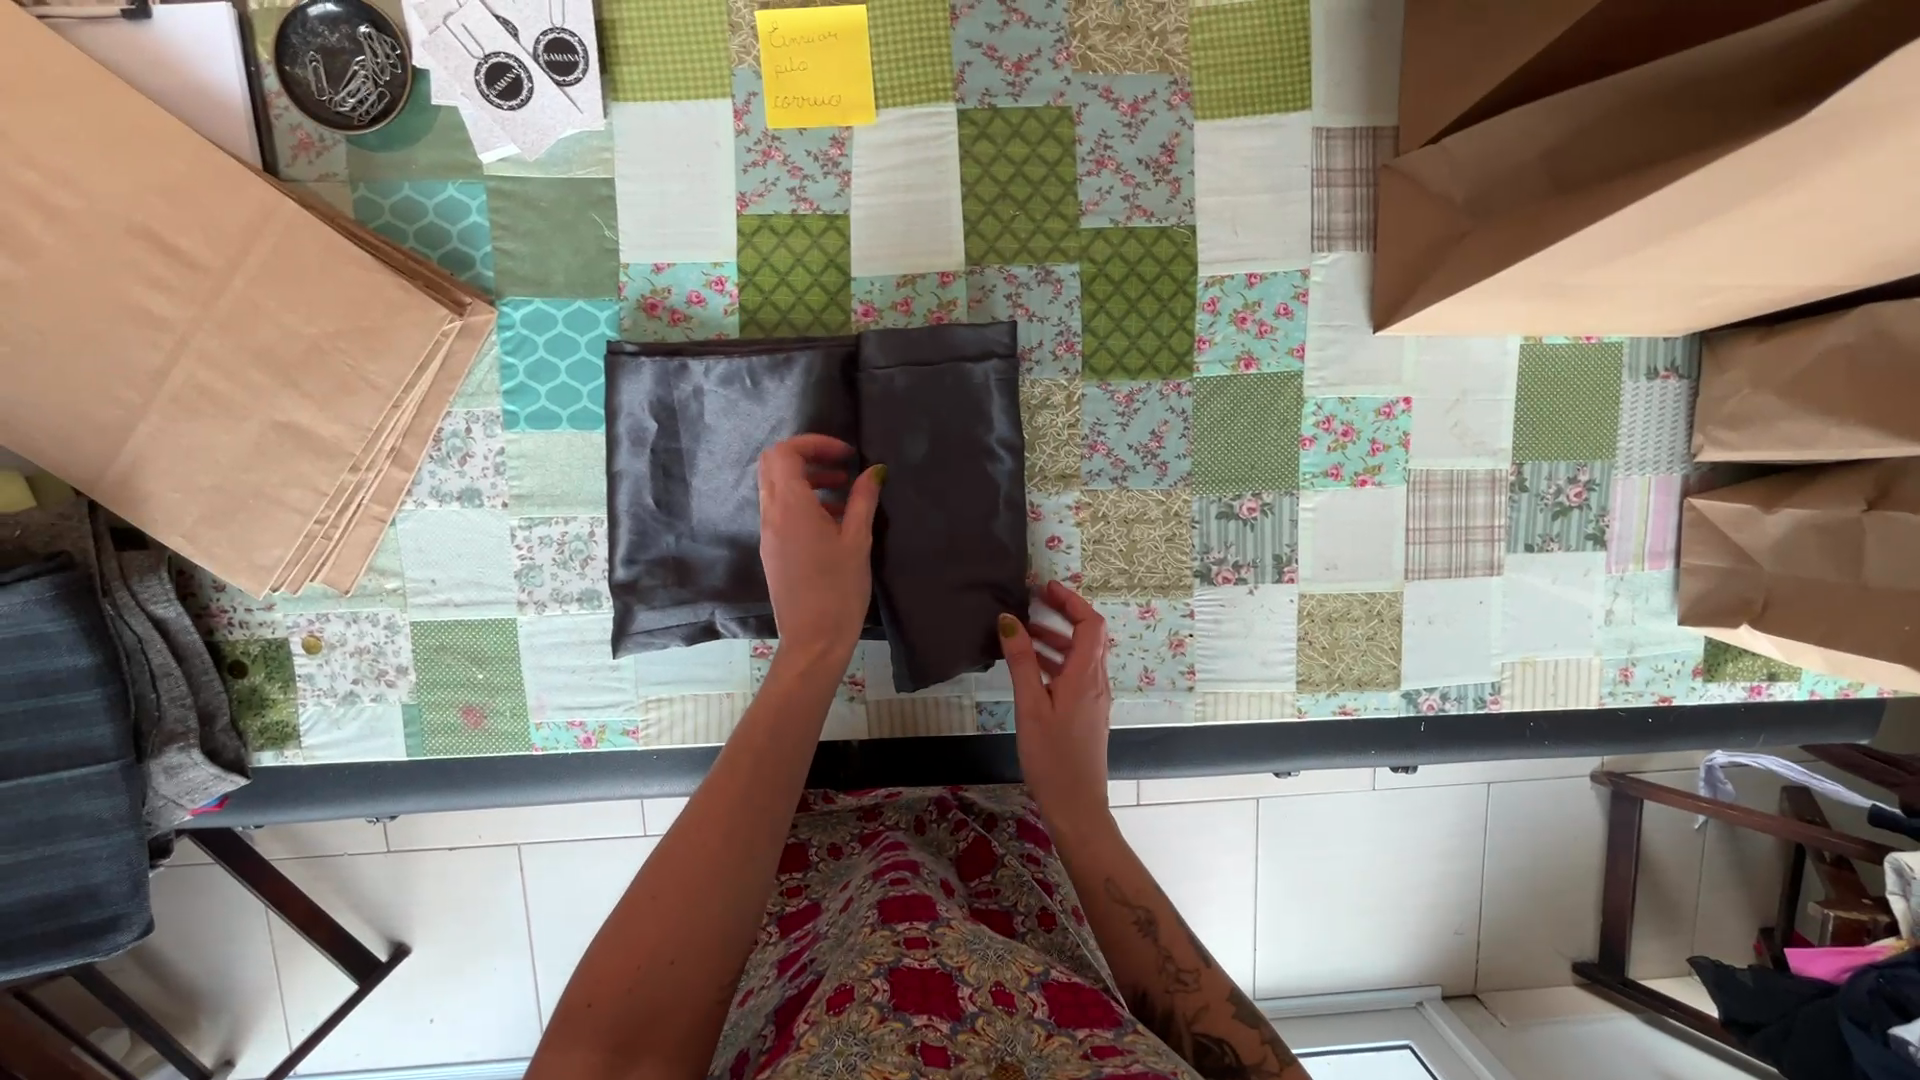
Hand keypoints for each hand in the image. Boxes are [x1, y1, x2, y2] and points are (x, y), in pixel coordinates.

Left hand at [757, 435, 882, 665]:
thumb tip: (873, 471)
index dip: (813, 444)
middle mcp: (771, 515)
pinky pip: (780, 512)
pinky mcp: (772, 551)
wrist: (814, 640)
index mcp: (790, 507)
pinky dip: (803, 504)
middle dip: (807, 458)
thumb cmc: (839, 589)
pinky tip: (833, 522)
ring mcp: (768, 534)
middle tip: (841, 468)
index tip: (845, 454)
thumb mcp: (858, 540)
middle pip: (774, 466)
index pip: (784, 453)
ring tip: (844, 495)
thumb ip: (863, 500)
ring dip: (807, 481)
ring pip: (776, 489)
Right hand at [997, 581, 1113, 837]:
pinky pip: (1076, 674)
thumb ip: (1021, 662)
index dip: (1071, 601)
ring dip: (1056, 639)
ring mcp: (1094, 699)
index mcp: (1086, 676)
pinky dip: (1055, 661)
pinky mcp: (1087, 713)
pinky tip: (1030, 668)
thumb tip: (1009, 620)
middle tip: (1033, 602)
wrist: (1076, 805)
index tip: (1045, 588)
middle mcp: (1096, 682)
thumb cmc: (1052, 757)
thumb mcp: (1031, 706)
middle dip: (1063, 614)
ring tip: (1022, 634)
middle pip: (1089, 636)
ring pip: (1080, 656)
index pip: (1090, 624)